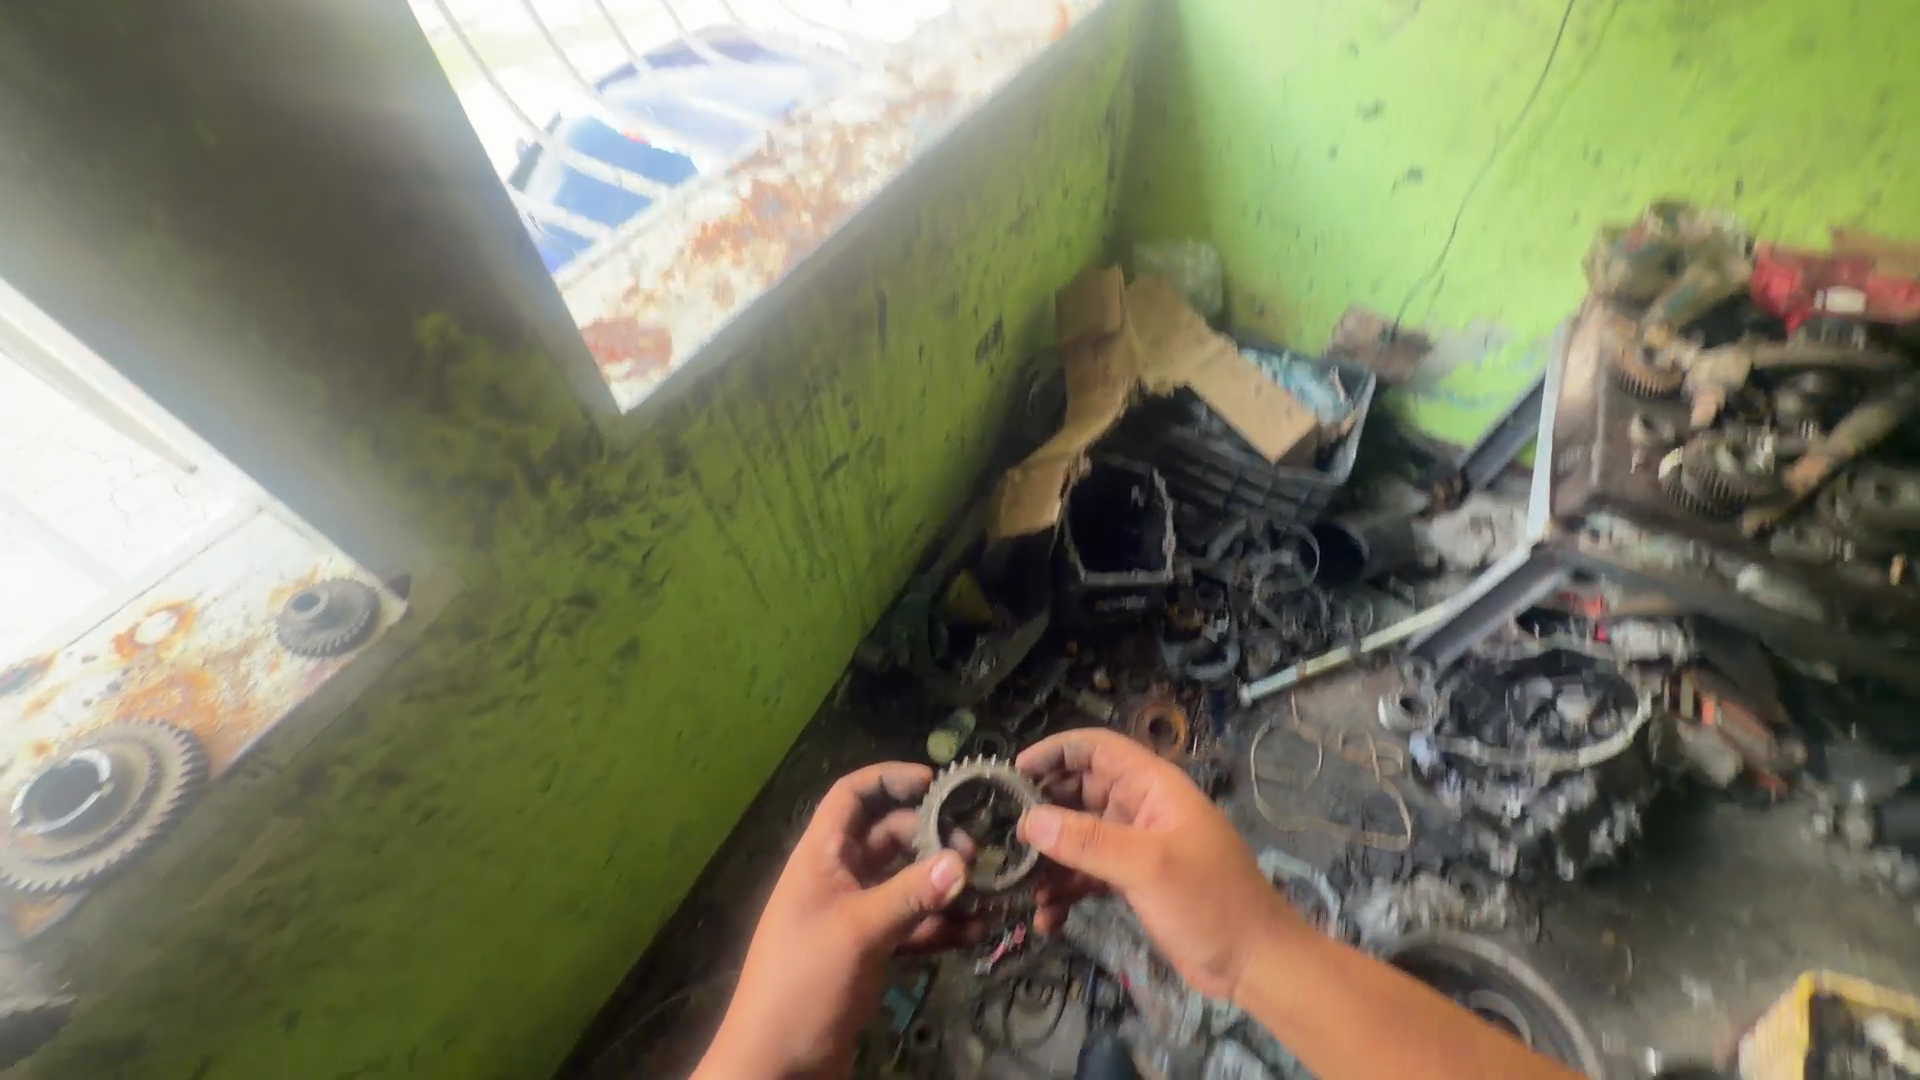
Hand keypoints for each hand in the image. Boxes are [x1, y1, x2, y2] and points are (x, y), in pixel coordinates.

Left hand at [693, 763, 980, 1079]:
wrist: (774, 1068)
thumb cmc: (804, 982)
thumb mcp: (860, 930)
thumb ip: (912, 893)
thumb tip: (963, 862)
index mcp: (822, 854)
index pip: (852, 795)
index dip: (890, 778)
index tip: (934, 783)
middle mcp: (839, 875)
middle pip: (890, 836)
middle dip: (932, 839)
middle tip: (974, 855)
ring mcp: (856, 913)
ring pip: (906, 881)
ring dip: (943, 886)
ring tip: (985, 896)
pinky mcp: (870, 949)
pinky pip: (910, 923)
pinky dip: (939, 924)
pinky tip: (973, 933)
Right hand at [1016, 729, 1301, 1001]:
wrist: (1257, 964)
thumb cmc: (1210, 899)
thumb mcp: (1147, 865)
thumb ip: (1086, 840)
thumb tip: (1028, 821)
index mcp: (1152, 786)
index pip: (1097, 748)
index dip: (1056, 751)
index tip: (1015, 770)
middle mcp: (1140, 808)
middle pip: (1081, 791)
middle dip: (1045, 809)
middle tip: (1008, 832)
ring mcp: (1135, 845)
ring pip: (1079, 836)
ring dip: (1052, 858)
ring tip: (1024, 883)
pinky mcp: (1132, 880)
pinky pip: (1087, 874)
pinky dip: (1066, 890)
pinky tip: (1048, 916)